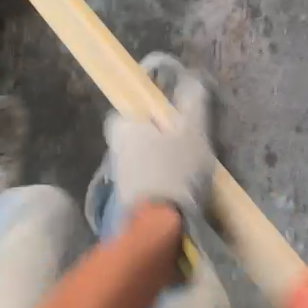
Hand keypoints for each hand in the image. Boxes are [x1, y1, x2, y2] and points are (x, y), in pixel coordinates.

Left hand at [104, 63, 215, 217]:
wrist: (158, 231)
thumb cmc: (174, 170)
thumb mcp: (192, 129)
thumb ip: (192, 100)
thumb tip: (191, 76)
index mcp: (123, 129)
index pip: (123, 113)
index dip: (142, 112)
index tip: (164, 114)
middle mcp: (115, 154)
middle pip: (134, 139)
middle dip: (154, 139)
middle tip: (183, 141)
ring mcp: (120, 183)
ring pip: (139, 163)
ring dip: (158, 163)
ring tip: (188, 168)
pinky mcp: (129, 206)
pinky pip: (146, 185)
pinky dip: (160, 185)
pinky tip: (182, 190)